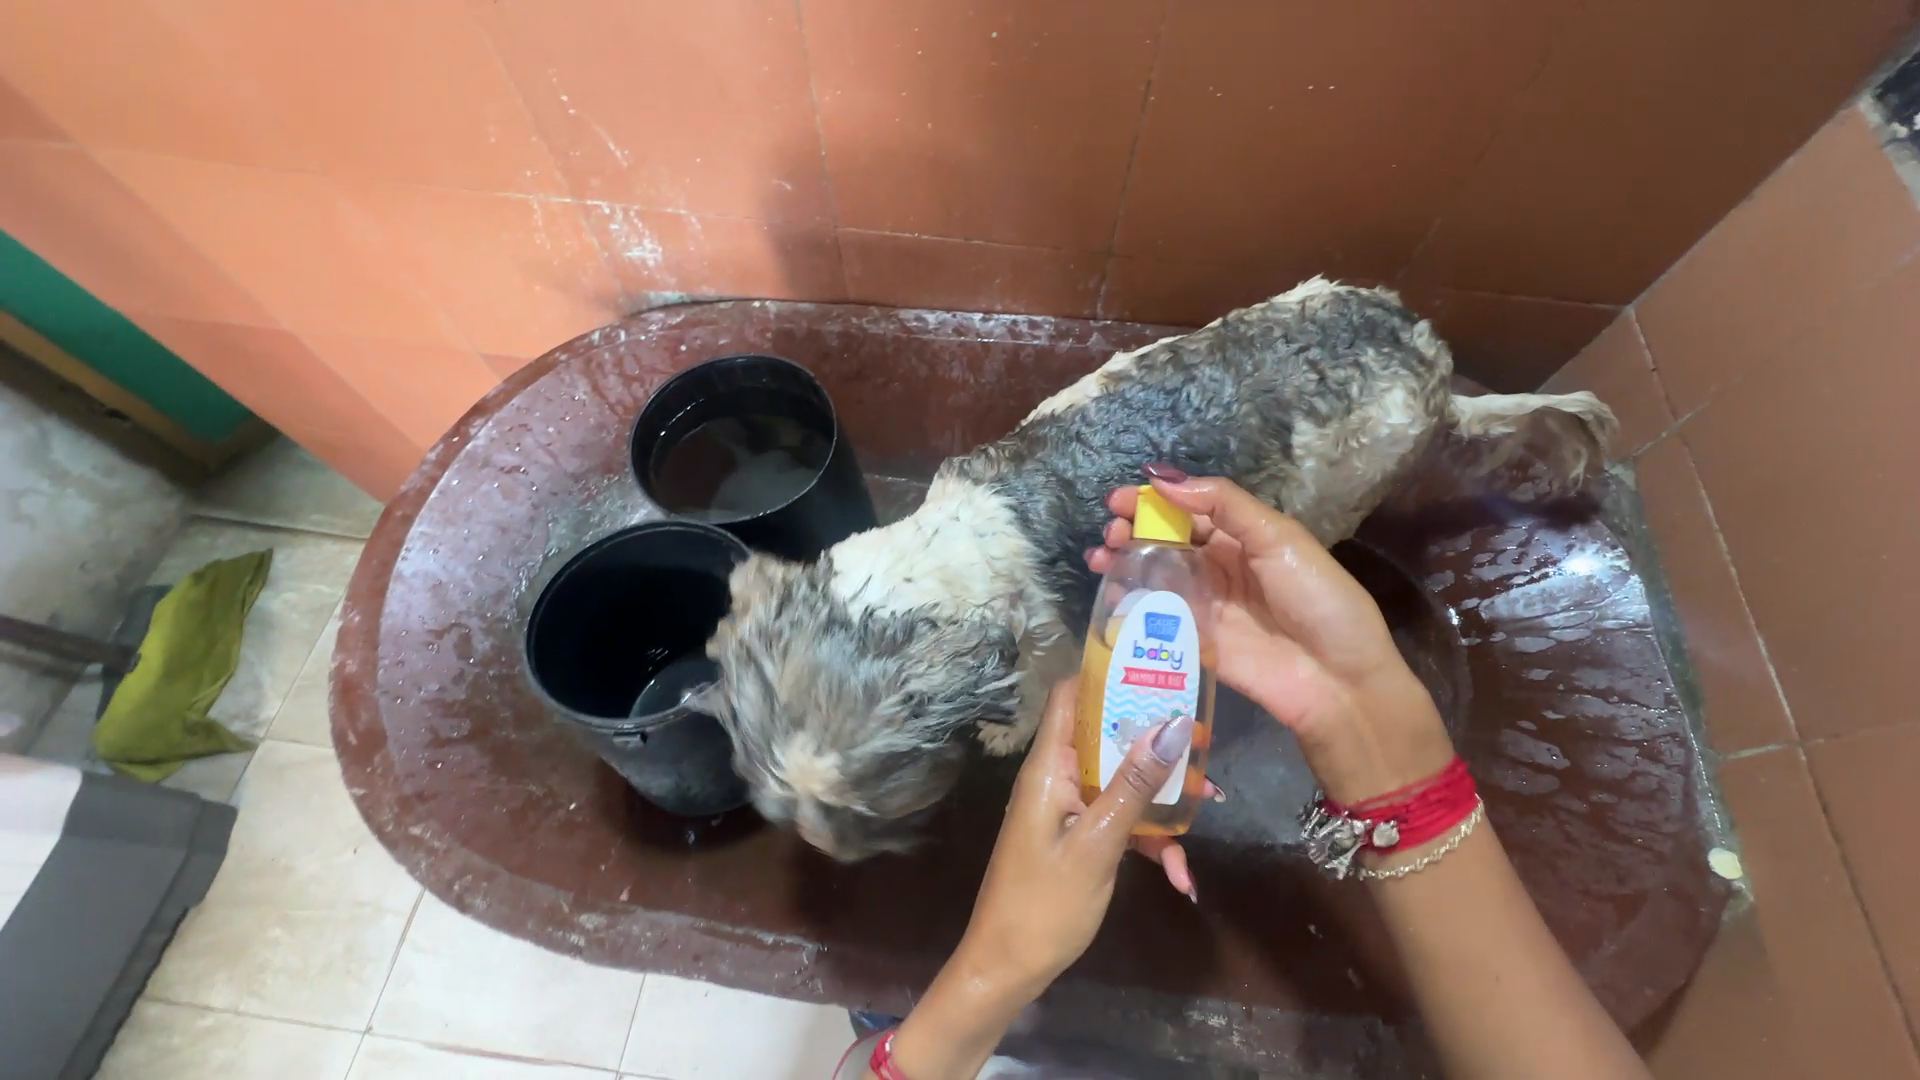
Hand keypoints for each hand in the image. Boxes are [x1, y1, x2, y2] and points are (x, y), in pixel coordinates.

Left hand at [952, 677, 1188, 1000]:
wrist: (1007, 968)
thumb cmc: (1045, 903)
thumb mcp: (1098, 843)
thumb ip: (1134, 785)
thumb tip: (1172, 725)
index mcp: (1048, 765)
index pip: (1071, 696)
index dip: (1108, 676)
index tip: (1156, 670)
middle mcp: (1056, 775)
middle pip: (1108, 738)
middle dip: (1156, 745)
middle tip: (1204, 747)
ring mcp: (1068, 806)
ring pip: (1121, 782)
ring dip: (1162, 801)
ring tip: (1210, 809)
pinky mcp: (1078, 834)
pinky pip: (1118, 821)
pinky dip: (1148, 842)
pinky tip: (1179, 877)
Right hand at [1089, 472, 1453, 806]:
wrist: (1337, 680)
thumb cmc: (1316, 599)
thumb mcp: (1278, 538)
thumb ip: (1223, 504)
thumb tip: (1163, 479)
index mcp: (1242, 536)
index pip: (1188, 509)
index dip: (1153, 501)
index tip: (1118, 499)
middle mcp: (1218, 566)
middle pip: (1164, 541)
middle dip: (1131, 530)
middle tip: (1110, 532)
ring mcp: (1203, 604)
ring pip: (1153, 574)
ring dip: (1123, 562)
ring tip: (1101, 558)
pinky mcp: (1191, 640)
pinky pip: (1155, 615)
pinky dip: (1129, 602)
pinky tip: (1111, 592)